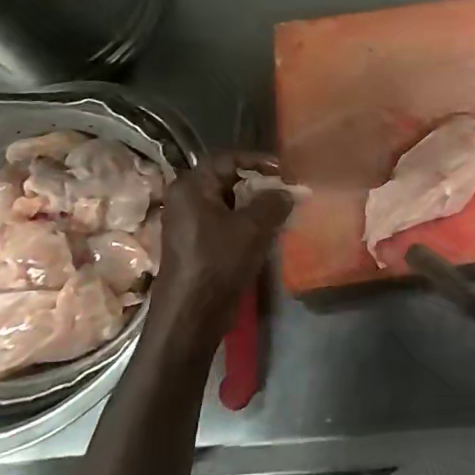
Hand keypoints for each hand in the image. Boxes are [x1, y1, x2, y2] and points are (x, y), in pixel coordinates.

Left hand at [151, 152, 293, 345]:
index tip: (284, 169)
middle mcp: (186, 199)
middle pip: (228, 180)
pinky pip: (225, 223)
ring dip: (255, 206)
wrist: (191, 315)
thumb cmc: (218, 262)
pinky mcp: (197, 244)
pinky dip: (246, 223)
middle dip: (259, 184)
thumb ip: (272, 202)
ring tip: (282, 211)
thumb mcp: (252, 228)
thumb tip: (287, 191)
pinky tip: (268, 232)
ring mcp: (190, 223)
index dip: (258, 160)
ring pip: (229, 203)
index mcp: (192, 186)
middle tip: (286, 190)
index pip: (228, 159)